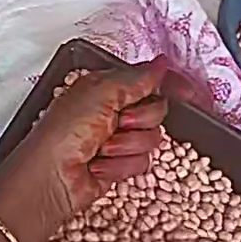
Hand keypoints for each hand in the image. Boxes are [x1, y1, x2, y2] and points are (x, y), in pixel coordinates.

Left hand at [0, 57, 191, 241]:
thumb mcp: (101, 92)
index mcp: (106, 88)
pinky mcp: (119, 167)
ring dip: (128, 146)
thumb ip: (137, 78)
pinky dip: (121, 166)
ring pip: (151, 140)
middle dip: (140, 120)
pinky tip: (99, 167)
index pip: (148, 82)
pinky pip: (142, 163)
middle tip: (118, 123)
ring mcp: (117, 141)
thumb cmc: (65, 132)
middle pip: (156, 111)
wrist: (51, 178)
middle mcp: (113, 113)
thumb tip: (161, 63)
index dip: (168, 86)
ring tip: (102, 149)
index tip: (188, 92)